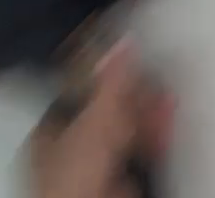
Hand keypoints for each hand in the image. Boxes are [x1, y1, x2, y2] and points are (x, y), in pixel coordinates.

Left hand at [26, 42, 174, 197]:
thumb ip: (113, 80)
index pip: (81, 92)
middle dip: (137, 95)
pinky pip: (138, 144)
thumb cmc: (78, 171)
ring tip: (165, 103)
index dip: (108, 77)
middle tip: (155, 84)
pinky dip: (154, 132)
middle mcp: (68, 147)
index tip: (133, 65)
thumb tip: (124, 41)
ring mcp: (93, 163)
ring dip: (149, 112)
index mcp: (48, 132)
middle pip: (108, 108)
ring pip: (126, 126)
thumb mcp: (97, 118)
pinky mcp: (118, 174)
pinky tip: (166, 122)